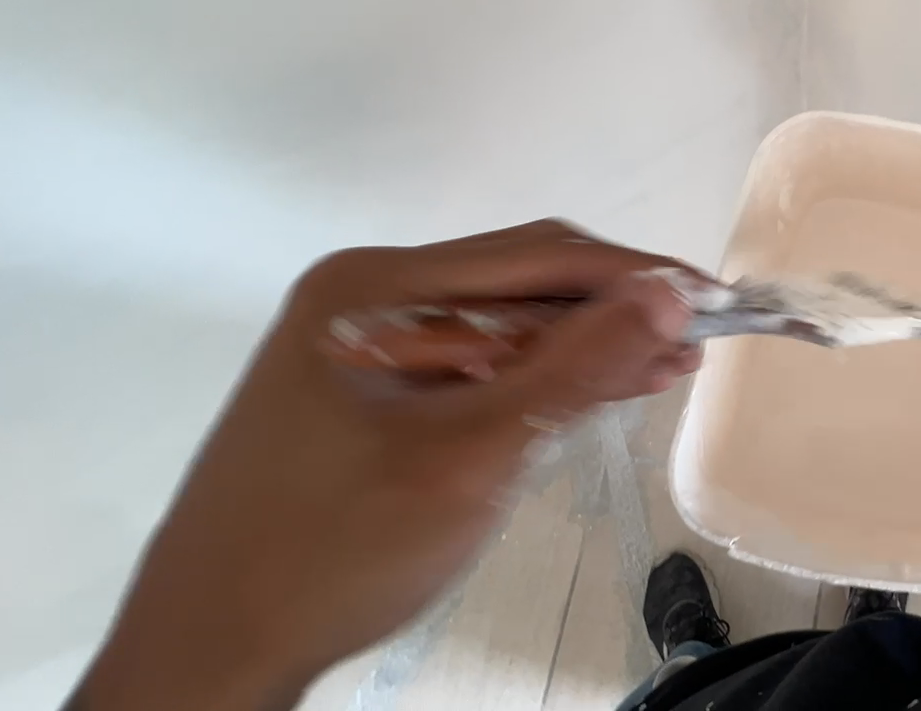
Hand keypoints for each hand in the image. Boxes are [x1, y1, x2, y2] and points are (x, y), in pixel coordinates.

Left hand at [75, 220, 703, 709]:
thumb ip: (576, 368)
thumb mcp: (474, 455)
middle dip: (618, 307)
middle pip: (530, 279)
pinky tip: (614, 381)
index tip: (710, 298)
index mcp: (376, 288)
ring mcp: (382, 336)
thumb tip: (670, 296)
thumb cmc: (336, 553)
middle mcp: (378, 294)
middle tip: (696, 333)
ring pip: (520, 318)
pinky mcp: (393, 380)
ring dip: (596, 339)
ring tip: (672, 360)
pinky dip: (557, 370)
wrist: (210, 661)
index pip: (538, 259)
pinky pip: (496, 356)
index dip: (634, 275)